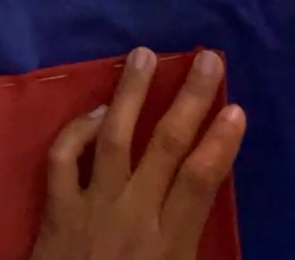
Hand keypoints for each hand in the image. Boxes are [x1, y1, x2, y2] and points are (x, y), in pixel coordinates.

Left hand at [30, 48, 247, 259]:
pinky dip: (77, 128)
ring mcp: (92, 208)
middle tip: (208, 59)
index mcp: (170, 247)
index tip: (237, 108)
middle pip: (166, 147)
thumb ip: (195, 243)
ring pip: (114, 137)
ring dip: (131, 93)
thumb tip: (210, 201)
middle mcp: (134, 218)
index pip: (201, 183)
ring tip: (144, 53)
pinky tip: (94, 109)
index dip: (220, 144)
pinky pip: (64, 157)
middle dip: (190, 100)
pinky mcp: (56, 208)